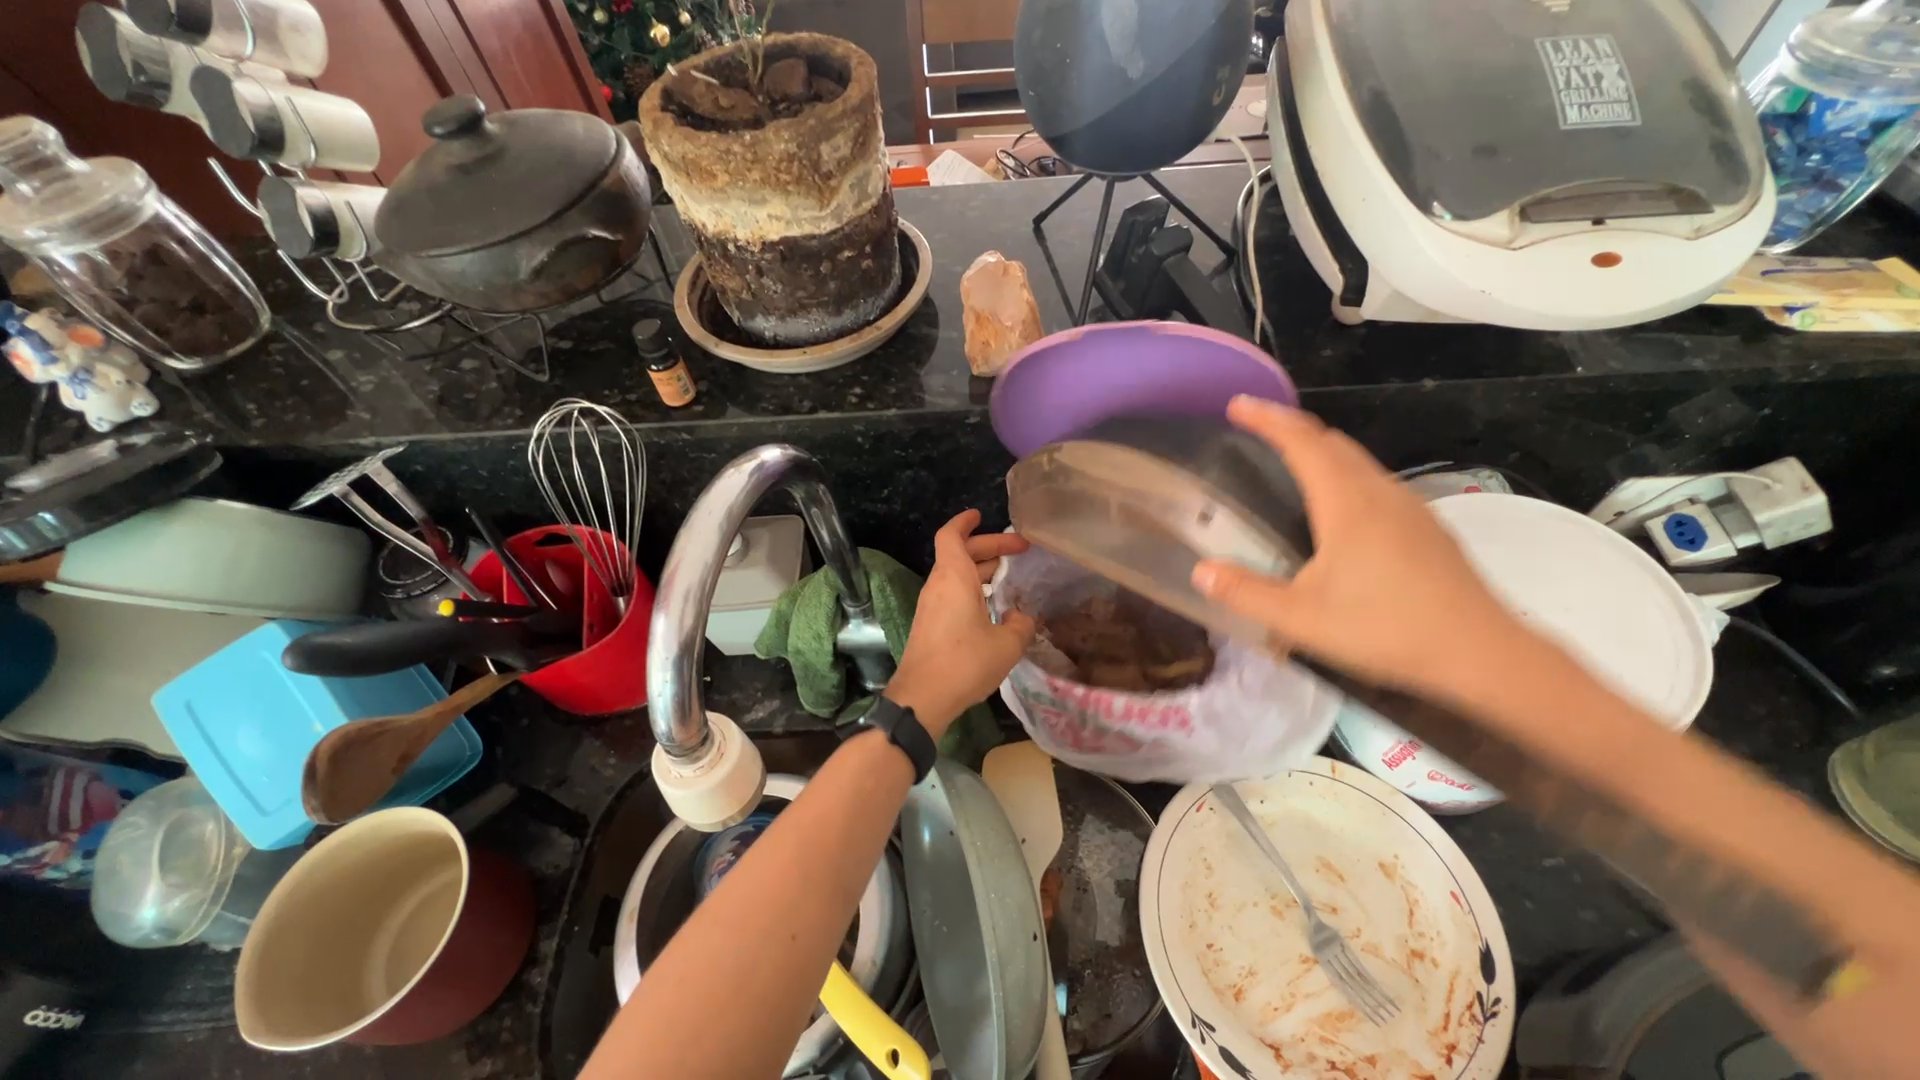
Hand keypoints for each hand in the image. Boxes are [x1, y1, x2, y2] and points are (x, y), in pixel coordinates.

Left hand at [887, 509, 1036, 736]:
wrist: (923, 698)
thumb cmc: (965, 663)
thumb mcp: (1007, 644)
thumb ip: (1021, 624)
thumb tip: (1021, 616)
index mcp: (953, 577)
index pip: (952, 535)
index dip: (965, 522)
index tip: (980, 515)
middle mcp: (938, 586)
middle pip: (959, 554)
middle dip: (988, 547)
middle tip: (1019, 550)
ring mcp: (931, 607)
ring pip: (955, 576)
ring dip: (980, 571)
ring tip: (1008, 577)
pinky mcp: (930, 626)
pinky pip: (951, 595)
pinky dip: (972, 591)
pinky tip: (992, 608)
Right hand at [1191, 397, 1530, 702]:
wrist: (1479, 652)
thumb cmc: (1384, 628)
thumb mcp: (1301, 619)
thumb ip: (1246, 593)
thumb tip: (1201, 572)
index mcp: (1345, 502)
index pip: (1300, 442)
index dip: (1267, 418)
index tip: (1237, 404)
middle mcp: (1379, 493)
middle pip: (1332, 442)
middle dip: (1292, 427)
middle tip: (1259, 426)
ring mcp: (1410, 508)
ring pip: (1359, 461)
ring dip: (1322, 450)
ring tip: (1294, 459)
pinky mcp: (1428, 529)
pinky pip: (1377, 484)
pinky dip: (1346, 474)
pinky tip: (1343, 508)